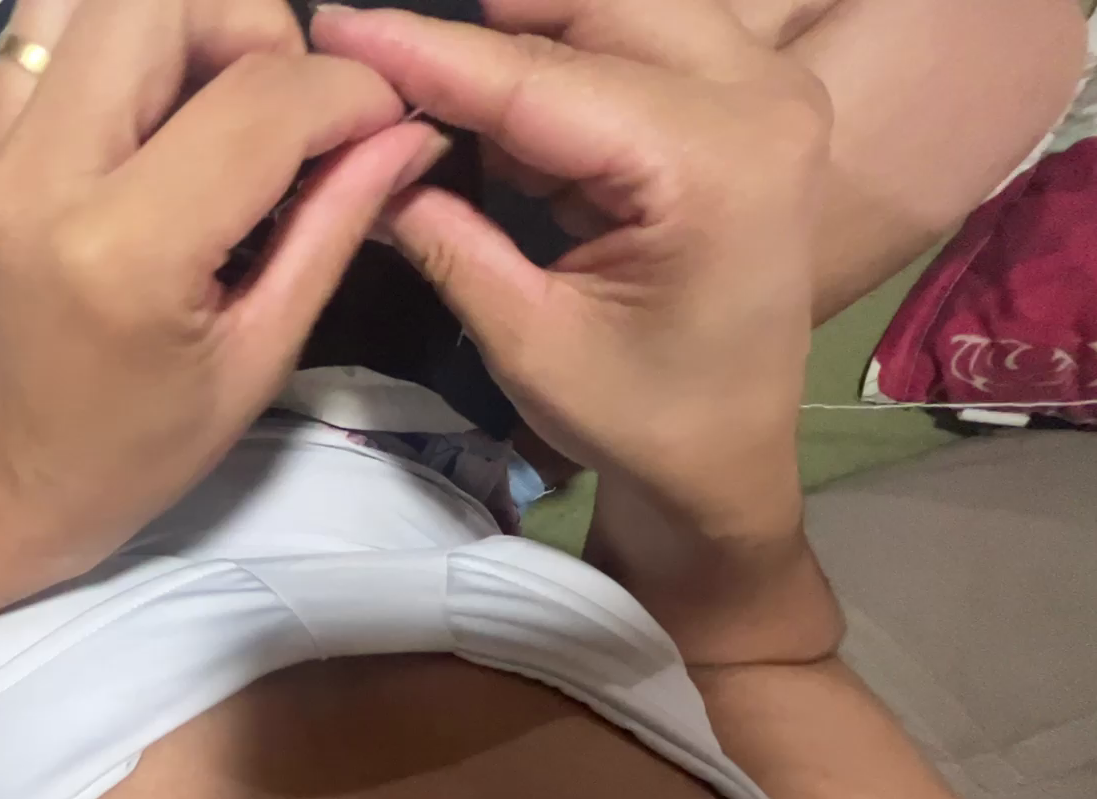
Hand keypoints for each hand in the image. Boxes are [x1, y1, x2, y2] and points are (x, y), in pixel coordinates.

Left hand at [0, 0, 447, 580]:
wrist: (36, 473)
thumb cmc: (152, 444)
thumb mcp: (261, 354)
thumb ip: (334, 227)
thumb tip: (406, 129)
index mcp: (127, 254)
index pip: (256, 103)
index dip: (344, 94)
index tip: (381, 122)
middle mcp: (43, 182)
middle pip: (161, 3)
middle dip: (258, 27)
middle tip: (289, 109)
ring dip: (184, 22)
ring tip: (224, 99)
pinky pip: (47, 33)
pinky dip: (121, 39)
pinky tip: (162, 106)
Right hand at [314, 0, 832, 540]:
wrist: (720, 455)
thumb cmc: (631, 415)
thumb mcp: (523, 337)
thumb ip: (446, 241)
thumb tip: (371, 166)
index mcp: (707, 162)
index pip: (538, 79)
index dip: (425, 52)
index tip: (336, 21)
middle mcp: (755, 97)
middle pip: (595, 9)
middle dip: (476, 27)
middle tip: (378, 53)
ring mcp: (761, 95)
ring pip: (619, 15)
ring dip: (518, 43)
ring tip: (426, 88)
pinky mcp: (739, 112)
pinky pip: (635, 55)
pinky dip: (552, 74)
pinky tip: (490, 118)